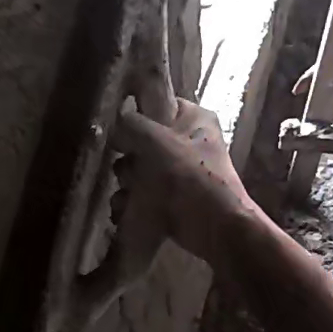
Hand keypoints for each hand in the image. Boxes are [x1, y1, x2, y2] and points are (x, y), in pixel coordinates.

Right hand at [114, 99, 257, 265]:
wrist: (215, 228)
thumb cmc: (189, 176)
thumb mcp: (157, 140)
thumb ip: (131, 125)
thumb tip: (116, 126)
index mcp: (194, 119)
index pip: (159, 103)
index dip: (138, 115)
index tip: (122, 129)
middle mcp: (187, 143)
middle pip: (143, 141)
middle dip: (130, 158)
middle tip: (131, 168)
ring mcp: (180, 173)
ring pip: (139, 170)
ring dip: (128, 183)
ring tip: (128, 194)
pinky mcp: (172, 200)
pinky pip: (142, 195)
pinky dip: (131, 203)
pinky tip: (124, 209)